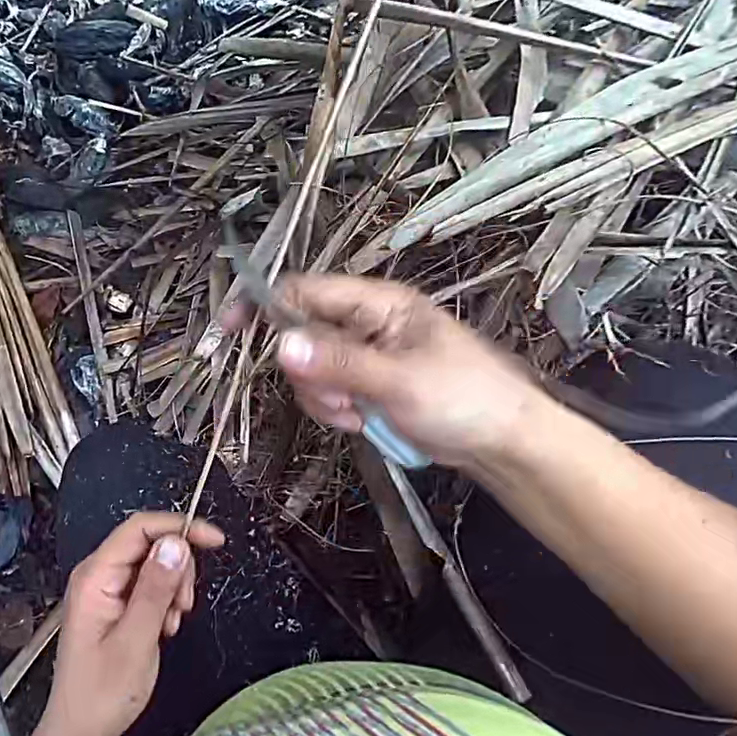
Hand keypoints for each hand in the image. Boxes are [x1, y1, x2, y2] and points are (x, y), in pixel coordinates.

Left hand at [42, 513, 224, 735]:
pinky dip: (164, 601)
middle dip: (177, 567)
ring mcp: (104, 588)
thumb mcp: (136, 641)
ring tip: (170, 624)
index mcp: (95, 576)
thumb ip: (156, 589)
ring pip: (153, 565)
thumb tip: (176, 543)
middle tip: (184, 606)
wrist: (80, 732)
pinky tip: (163, 628)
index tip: (215, 541)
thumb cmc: (102, 694)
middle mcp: (97, 574)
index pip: (139, 528)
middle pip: (149, 544)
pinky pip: (148, 585)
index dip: (179, 527)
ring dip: (172, 589)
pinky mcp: (113, 603)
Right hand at [272, 274, 554, 469]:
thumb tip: (281, 346)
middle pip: (303, 335)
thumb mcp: (399, 380)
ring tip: (357, 415)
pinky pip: (327, 390)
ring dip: (322, 397)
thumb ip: (339, 362)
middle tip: (338, 402)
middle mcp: (367, 322)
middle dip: (310, 374)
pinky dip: (335, 408)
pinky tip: (362, 421)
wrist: (504, 444)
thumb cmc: (466, 399)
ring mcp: (365, 354)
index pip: (306, 291)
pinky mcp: (366, 383)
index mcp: (379, 303)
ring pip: (311, 368)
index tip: (231, 329)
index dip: (266, 306)